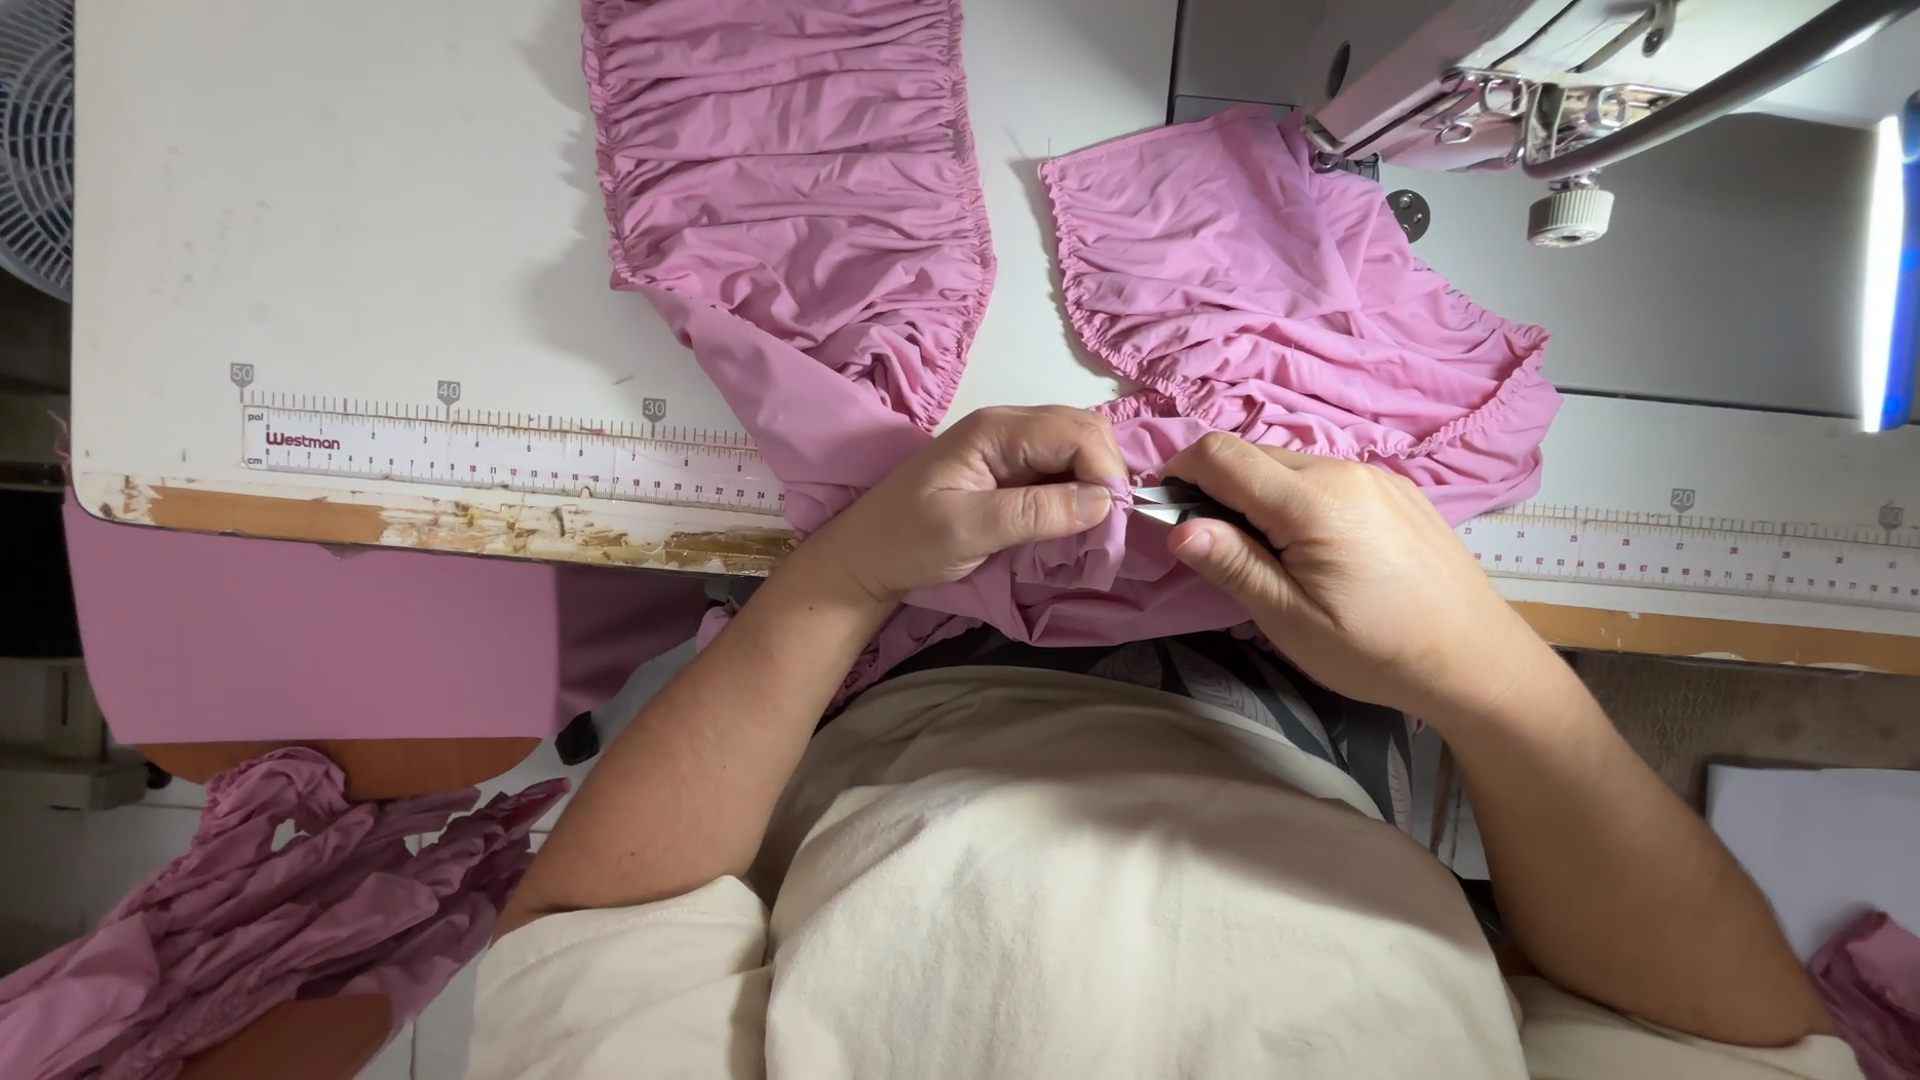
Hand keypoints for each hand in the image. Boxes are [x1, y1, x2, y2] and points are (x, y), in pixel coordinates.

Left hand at [808, 406, 1126, 602]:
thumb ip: (1032, 513)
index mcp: (995, 430)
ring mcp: (1012, 448)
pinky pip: (1063, 470)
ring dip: (1097, 484)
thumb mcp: (965, 530)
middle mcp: (1009, 428)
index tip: (1109, 521)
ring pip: (1079, 449)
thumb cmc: (906, 540)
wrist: (867, 555)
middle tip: (1106, 526)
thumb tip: (1102, 502)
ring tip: (1094, 527)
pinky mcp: (1013, 471)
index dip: (1105, 471)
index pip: (1076, 431)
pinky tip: (1075, 522)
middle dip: (1107, 474)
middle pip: (1085, 431)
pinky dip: (1080, 493)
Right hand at [1163, 432, 1554, 721]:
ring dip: (1253, 492)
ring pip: (1286, 462)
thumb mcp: (1291, 620)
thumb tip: (1176, 525)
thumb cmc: (1376, 650)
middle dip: (1212, 486)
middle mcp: (1342, 470)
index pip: (1221, 455)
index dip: (1179, 472)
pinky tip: (1308, 545)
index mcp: (1312, 502)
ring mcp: (1374, 475)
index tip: (1163, 508)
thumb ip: (1233, 564)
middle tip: (1212, 543)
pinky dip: (1291, 495)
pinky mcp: (1393, 489)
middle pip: (1250, 453)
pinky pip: (1322, 474)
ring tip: (1262, 550)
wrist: (1479, 662)